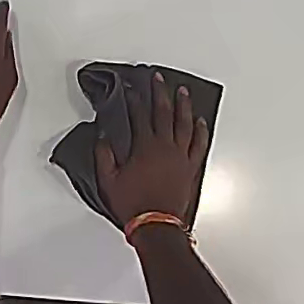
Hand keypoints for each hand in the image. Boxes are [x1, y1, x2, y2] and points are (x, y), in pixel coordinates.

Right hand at [96, 73, 211, 225]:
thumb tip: (103, 138)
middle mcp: (165, 147)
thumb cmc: (134, 204)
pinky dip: (200, 130)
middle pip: (163, 112)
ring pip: (184, 123)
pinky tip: (200, 121)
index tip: (131, 88)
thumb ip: (104, 155)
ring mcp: (181, 156)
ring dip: (182, 105)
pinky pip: (199, 143)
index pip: (139, 115)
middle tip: (158, 78)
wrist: (157, 226)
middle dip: (159, 92)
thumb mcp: (108, 180)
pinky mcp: (190, 167)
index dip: (134, 99)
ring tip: (182, 91)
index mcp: (145, 147)